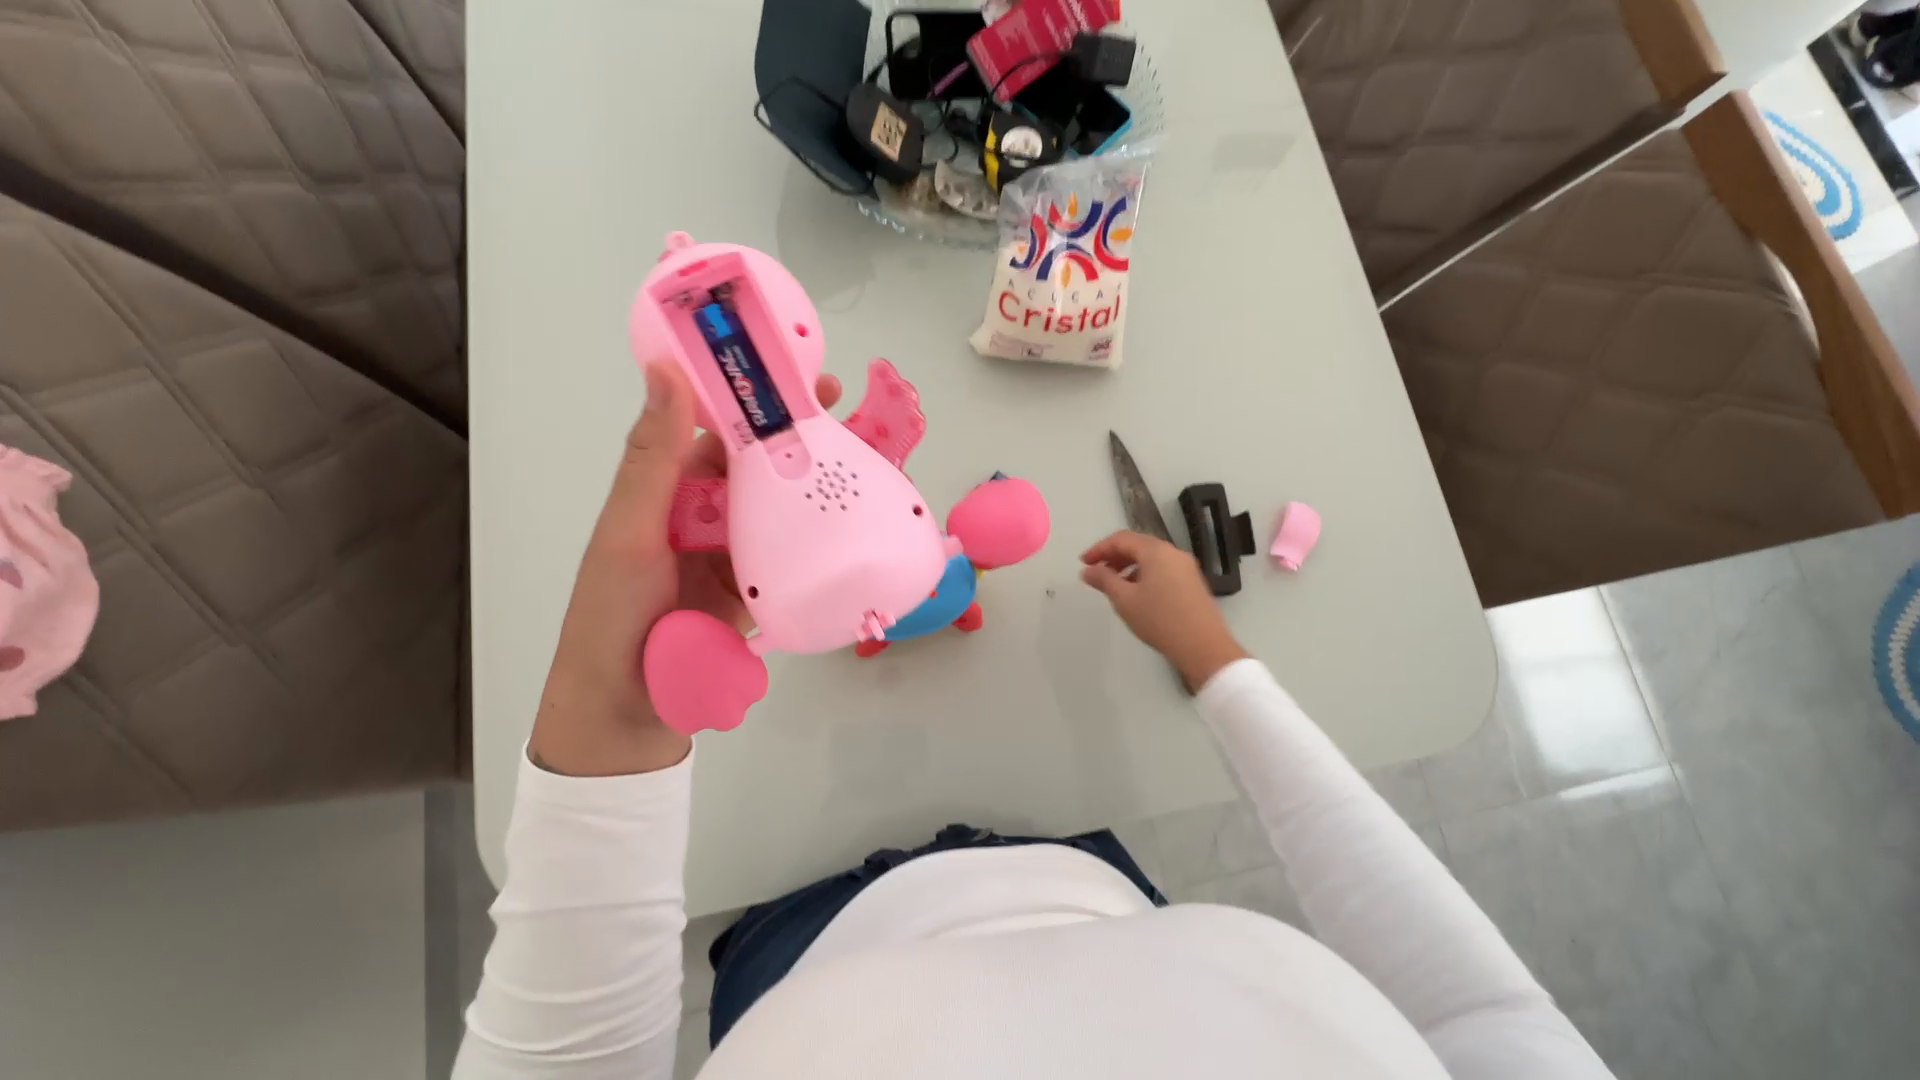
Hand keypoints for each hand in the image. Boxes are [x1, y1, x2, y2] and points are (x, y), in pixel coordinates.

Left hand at [528, 362, 841, 776]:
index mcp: (664, 489)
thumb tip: (667, 370)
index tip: (788, 367)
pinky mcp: (759, 589)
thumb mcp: (628, 533)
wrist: (625, 713)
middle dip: (792, 434)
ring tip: (861, 455)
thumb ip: (653, 460)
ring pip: (777, 505)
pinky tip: (853, 518)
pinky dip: (818, 536)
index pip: (710, 427)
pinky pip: (790, 554)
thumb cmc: (613, 615)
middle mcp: (701, 513)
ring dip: (812, 482)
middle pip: (753, 464)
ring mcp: (733, 552)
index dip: (746, 395)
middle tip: (844, 408)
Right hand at [1080, 530, 1247, 690]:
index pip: (1122, 539)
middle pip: (1138, 545)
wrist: (1203, 646)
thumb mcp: (1124, 600)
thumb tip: (1088, 570)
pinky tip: (1137, 595)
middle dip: (1114, 557)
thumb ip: (1104, 580)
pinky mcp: (1192, 583)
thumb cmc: (1159, 619)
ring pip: (1151, 559)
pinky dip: (1144, 575)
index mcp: (1156, 551)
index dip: (1099, 549)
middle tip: (1096, 573)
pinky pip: (1163, 570)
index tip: (1083, 563)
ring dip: (1129, 567)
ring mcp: (1186, 568)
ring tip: (1114, 586)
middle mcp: (1173, 553)